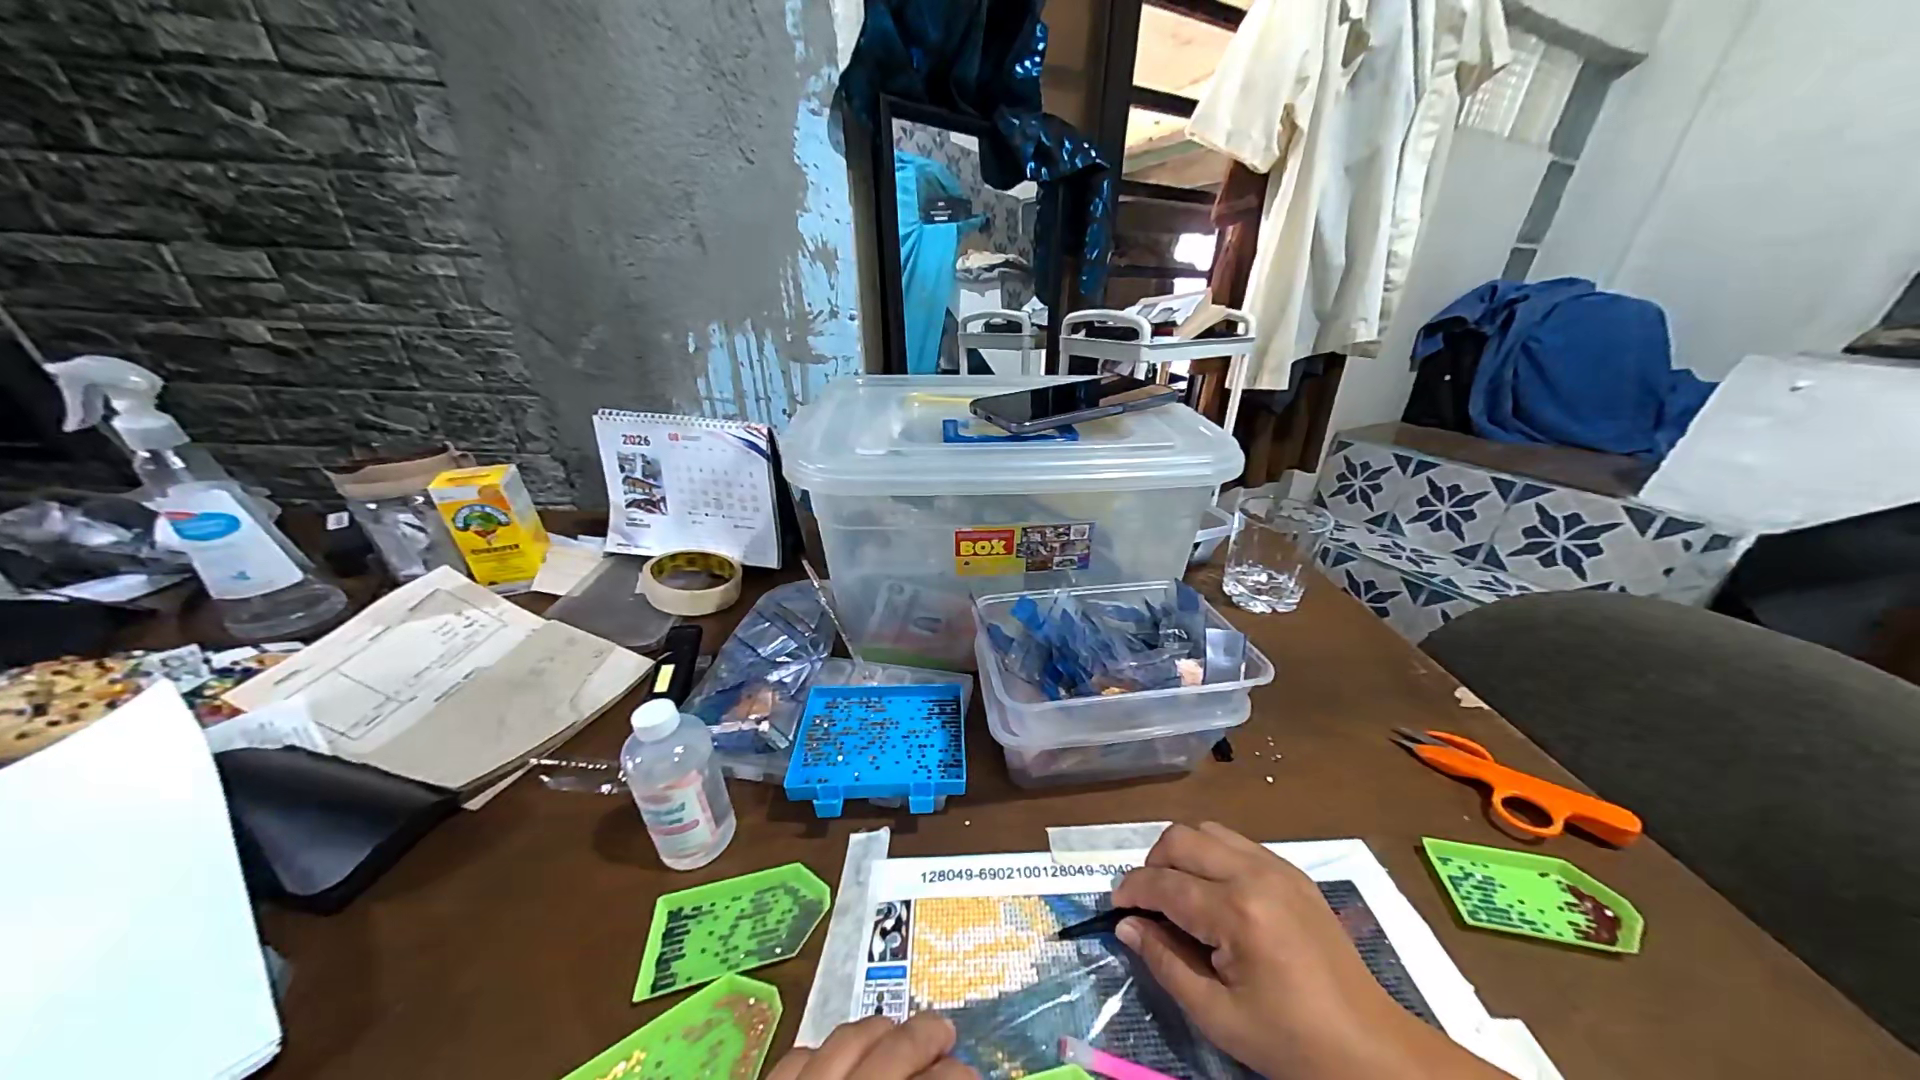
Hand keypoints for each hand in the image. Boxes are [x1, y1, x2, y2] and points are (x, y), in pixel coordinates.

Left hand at [766, 1013, 977, 1079]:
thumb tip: (953, 1076)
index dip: (959, 1072)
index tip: (971, 1070)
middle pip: (895, 1049)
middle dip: (927, 1035)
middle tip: (946, 1032)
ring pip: (846, 1040)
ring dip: (878, 1031)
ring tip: (897, 1031)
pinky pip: (797, 1057)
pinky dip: (822, 1050)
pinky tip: (838, 1052)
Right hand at [1111, 822, 1504, 1079]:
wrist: (1371, 1049)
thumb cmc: (1289, 1041)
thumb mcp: (1216, 1014)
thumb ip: (1164, 961)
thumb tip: (1127, 926)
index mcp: (1236, 912)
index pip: (1163, 883)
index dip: (1130, 892)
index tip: (1115, 909)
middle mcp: (1255, 874)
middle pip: (1180, 839)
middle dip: (1152, 865)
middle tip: (1148, 904)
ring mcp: (1278, 867)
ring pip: (1207, 831)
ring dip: (1182, 855)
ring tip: (1180, 895)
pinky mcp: (1293, 872)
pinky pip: (1236, 843)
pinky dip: (1212, 857)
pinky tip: (1215, 896)